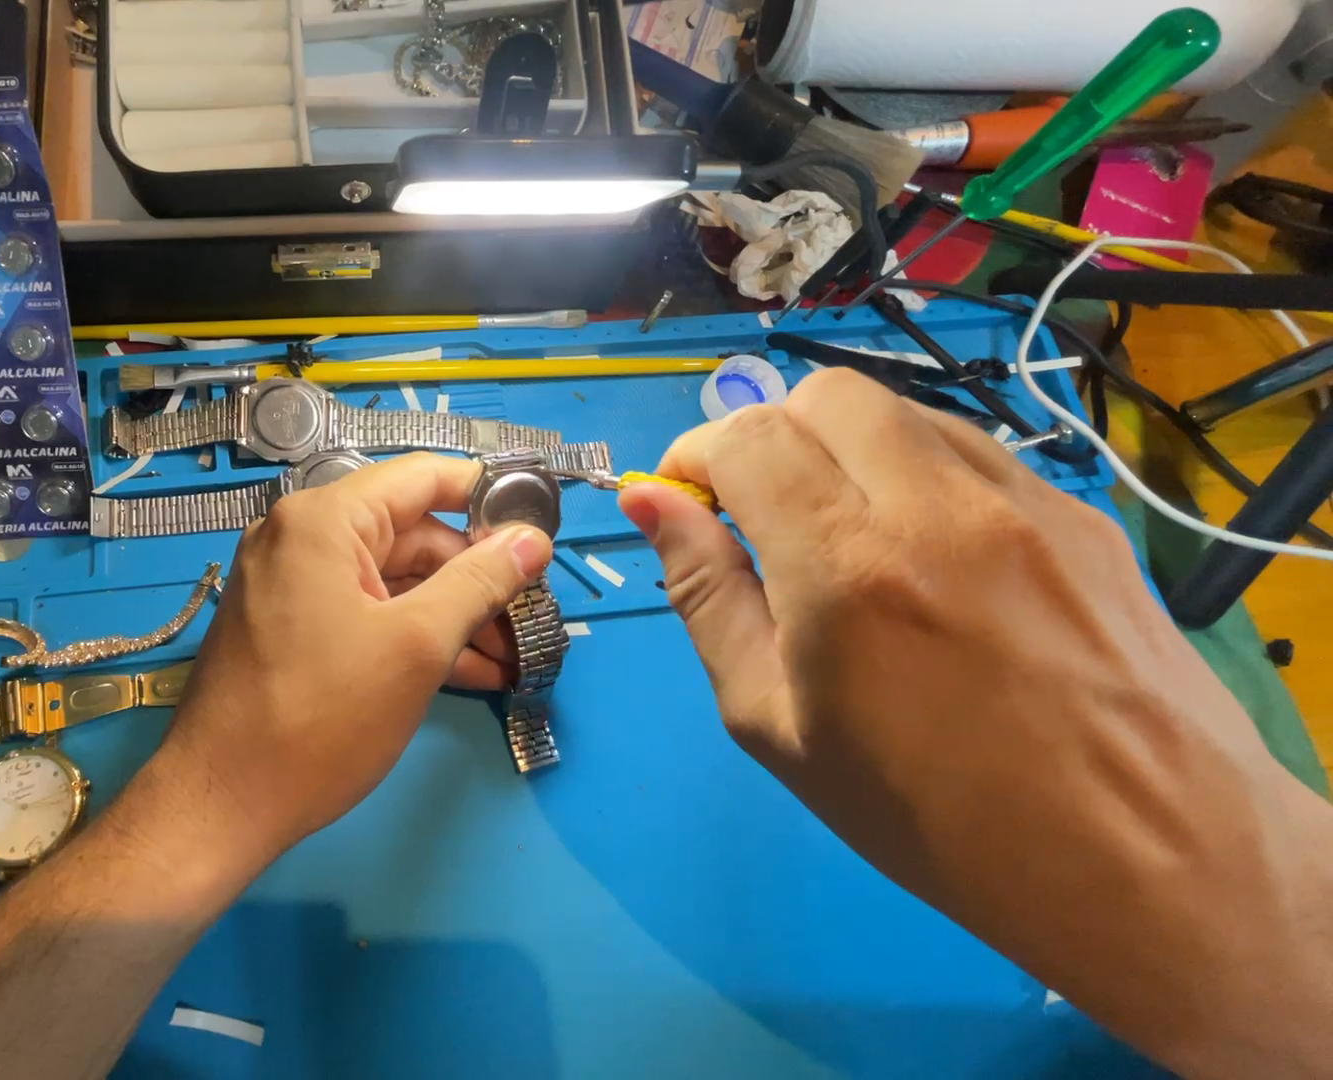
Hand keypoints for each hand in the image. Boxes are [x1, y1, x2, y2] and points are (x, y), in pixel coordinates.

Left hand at [143, 453, 551, 865]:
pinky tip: (470, 672)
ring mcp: (294, 584)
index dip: (486, 498)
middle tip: (534, 618)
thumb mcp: (416, 647)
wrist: (220, 805)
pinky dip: (413, 636)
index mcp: (324, 520)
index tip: (541, 529)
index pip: (422, 477)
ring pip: (394, 581)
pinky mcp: (294, 627)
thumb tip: (533, 539)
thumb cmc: (322, 719)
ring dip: (453, 616)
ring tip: (515, 658)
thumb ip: (479, 583)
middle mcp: (302, 538)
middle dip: (477, 579)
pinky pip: (367, 612)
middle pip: (412, 535)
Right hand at [619, 369, 1332, 1078]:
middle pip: (821, 395)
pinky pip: (964, 447)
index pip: (745, 441)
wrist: (1151, 867)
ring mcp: (1022, 500)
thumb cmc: (921, 809)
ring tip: (827, 526)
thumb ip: (703, 592)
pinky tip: (909, 543)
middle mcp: (936, 507)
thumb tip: (649, 504)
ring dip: (831, 444)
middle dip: (760, 434)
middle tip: (749, 509)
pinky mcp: (1079, 513)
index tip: (679, 501)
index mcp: (846, 568)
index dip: (691, 456)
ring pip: (894, 408)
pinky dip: (903, 465)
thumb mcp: (768, 716)